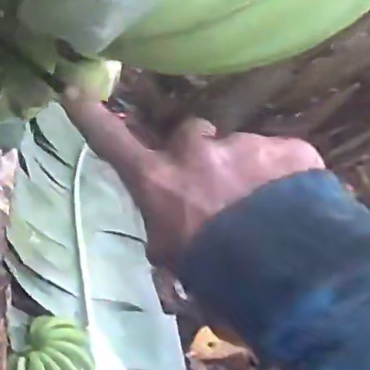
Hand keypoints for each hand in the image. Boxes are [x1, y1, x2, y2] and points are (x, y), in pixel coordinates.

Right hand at [61, 89, 324, 262]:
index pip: (112, 142)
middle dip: (201, 151)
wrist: (297, 278)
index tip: (72, 91)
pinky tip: (298, 205)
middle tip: (219, 185)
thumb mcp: (174, 260)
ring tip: (269, 209)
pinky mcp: (288, 149)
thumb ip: (166, 233)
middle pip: (191, 133)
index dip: (90, 116)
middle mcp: (194, 153)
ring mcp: (243, 146)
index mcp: (158, 181)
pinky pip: (283, 156)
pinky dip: (286, 176)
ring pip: (240, 148)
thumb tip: (165, 238)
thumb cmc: (219, 276)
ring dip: (247, 170)